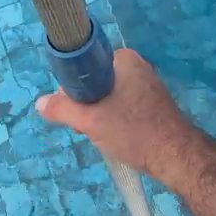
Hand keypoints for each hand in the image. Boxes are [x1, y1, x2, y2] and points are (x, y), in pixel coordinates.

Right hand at [36, 48, 208, 183]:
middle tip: (88, 126)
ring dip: (98, 116)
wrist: (176, 156)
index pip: (84, 66)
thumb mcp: (90, 121)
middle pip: (93, 82)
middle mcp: (136, 66)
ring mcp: (146, 85)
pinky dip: (113, 120)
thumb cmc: (133, 131)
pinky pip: (121, 105)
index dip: (72, 89)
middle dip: (85, 105)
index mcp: (123, 59)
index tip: (73, 109)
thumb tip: (39, 103)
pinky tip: (117, 137)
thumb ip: (62, 109)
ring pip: (106, 97)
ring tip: (104, 135)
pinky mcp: (152, 103)